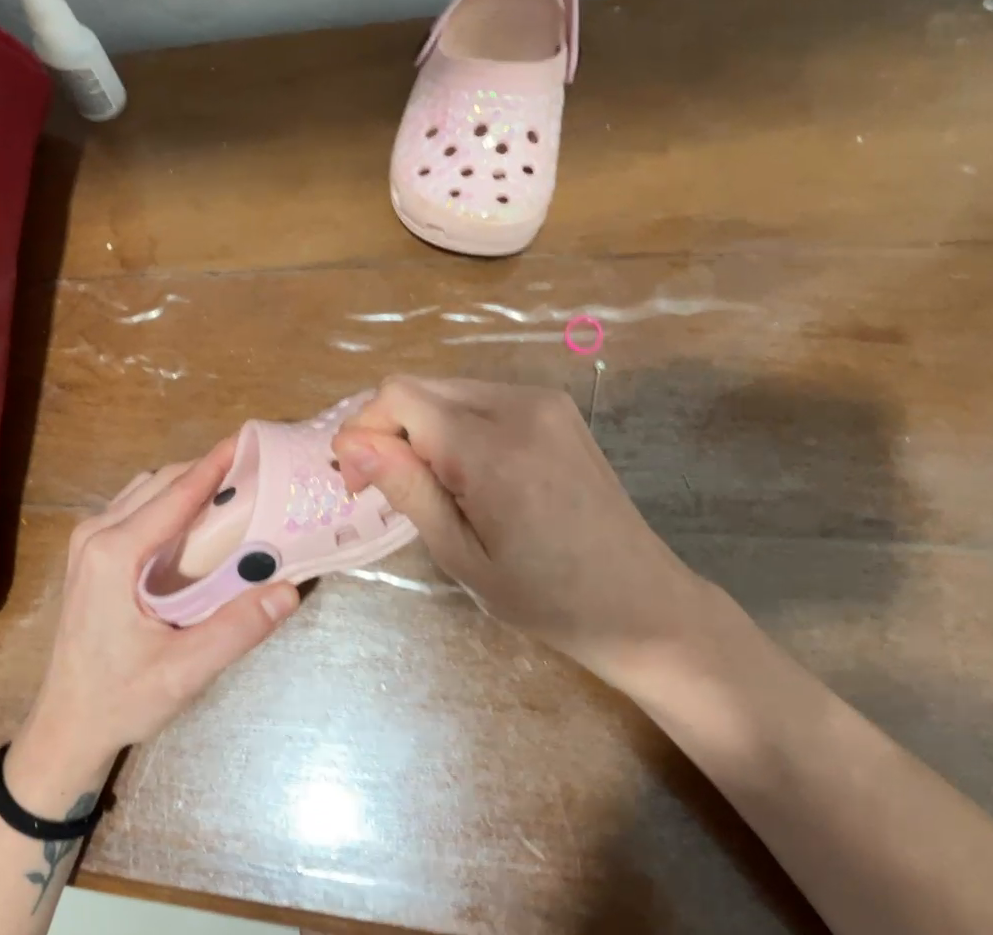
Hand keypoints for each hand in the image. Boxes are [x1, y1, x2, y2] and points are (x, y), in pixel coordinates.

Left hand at [17, 438, 302, 779]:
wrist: (68, 723)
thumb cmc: (122, 698)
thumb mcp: (184, 671)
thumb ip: (236, 630)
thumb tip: (289, 590)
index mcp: (113, 553)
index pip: (175, 494)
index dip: (214, 465)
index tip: (249, 439)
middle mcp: (95, 534)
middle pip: (159, 483)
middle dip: (206, 471)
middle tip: (256, 470)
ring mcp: (86, 541)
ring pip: (145, 492)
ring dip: (186, 485)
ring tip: (234, 491)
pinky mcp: (88, 553)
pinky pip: (134, 509)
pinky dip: (168, 503)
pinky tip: (198, 521)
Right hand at [331, 377, 712, 687]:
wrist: (641, 604)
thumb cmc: (545, 598)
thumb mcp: (461, 556)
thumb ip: (406, 489)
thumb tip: (350, 444)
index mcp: (494, 449)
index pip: (398, 396)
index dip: (364, 432)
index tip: (358, 484)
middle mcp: (520, 407)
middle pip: (418, 388)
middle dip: (387, 431)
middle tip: (388, 490)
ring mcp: (544, 402)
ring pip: (445, 391)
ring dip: (420, 430)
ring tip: (431, 488)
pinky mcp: (555, 409)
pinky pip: (478, 400)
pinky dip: (453, 428)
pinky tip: (467, 475)